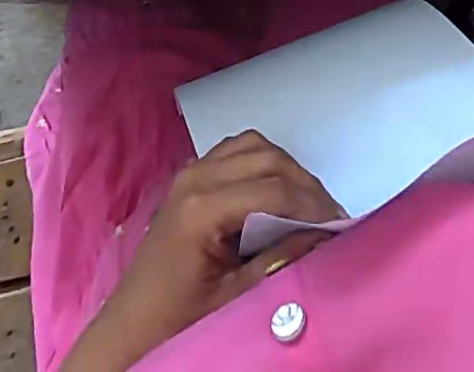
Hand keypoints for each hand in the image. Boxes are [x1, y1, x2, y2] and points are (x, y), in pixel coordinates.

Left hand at [62, 132, 344, 371]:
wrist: (132, 328)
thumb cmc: (178, 320)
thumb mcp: (234, 301)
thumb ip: (279, 263)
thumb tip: (325, 235)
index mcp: (201, 207)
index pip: (272, 189)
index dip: (312, 205)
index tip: (341, 226)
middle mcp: (195, 176)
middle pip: (265, 158)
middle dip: (304, 184)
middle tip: (331, 217)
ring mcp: (190, 171)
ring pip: (252, 145)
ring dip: (285, 168)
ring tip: (308, 205)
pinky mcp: (191, 176)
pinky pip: (235, 151)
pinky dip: (262, 163)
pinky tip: (276, 194)